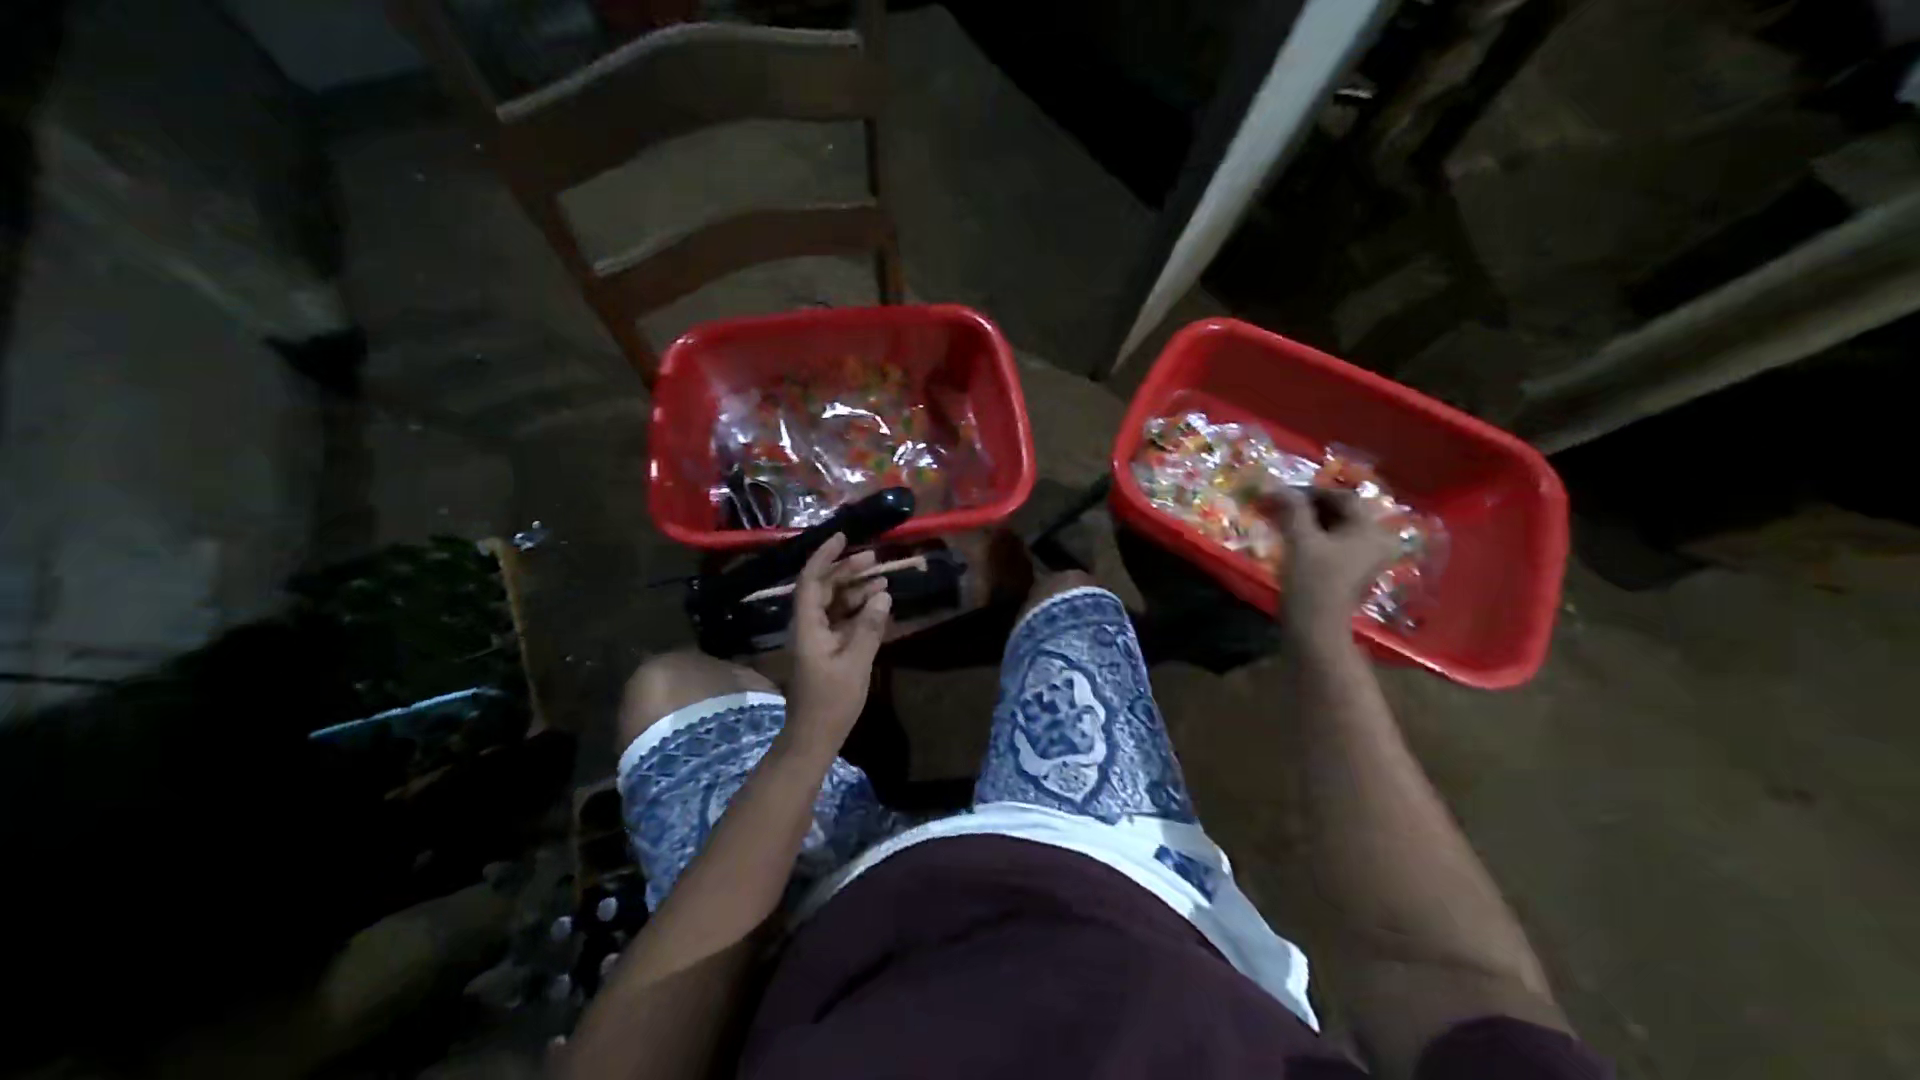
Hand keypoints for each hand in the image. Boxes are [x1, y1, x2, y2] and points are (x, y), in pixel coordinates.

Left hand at [785, 533, 890, 746]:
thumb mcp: (856, 662)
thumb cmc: (832, 700)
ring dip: (856, 589)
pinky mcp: (827, 650)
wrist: (815, 735)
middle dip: (847, 570)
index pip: (811, 580)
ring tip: (882, 578)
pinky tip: (878, 605)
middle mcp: (809, 625)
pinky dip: (858, 610)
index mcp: (807, 625)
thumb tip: (883, 595)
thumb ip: (869, 626)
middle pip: (824, 588)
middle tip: (874, 557)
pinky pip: (841, 620)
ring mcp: (818, 638)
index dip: (824, 556)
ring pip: (834, 603)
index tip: (843, 537)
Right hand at [1269, 487, 1401, 643]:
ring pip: (1339, 528)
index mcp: (1372, 530)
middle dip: (1312, 507)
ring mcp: (1368, 558)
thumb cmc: (1312, 579)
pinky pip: (1338, 544)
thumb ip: (1293, 509)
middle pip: (1344, 513)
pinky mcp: (1355, 571)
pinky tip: (1296, 538)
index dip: (1313, 492)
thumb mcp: (1301, 539)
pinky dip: (1318, 537)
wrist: (1316, 626)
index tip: (1285, 494)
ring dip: (1313, 522)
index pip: (1344, 498)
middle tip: (1284, 506)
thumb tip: (1277, 485)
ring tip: (1286, 521)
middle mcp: (1378, 541)